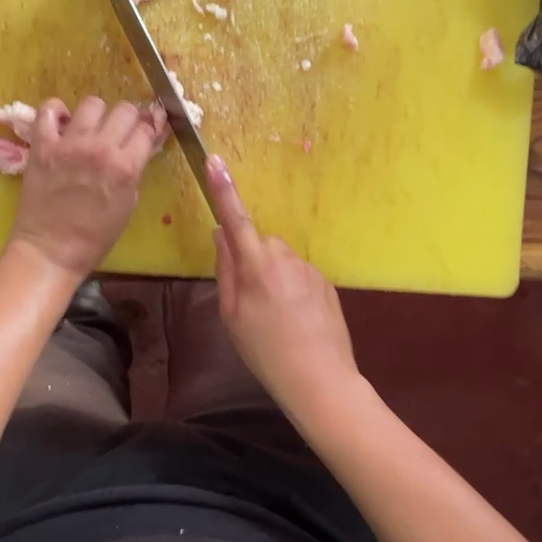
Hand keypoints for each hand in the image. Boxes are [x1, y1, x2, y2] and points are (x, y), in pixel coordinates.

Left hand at [8, 97, 167, 274]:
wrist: (51, 250)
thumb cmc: (95, 236)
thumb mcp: (128, 204)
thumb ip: (134, 170)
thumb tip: (139, 146)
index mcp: (126, 167)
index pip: (146, 129)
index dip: (148, 130)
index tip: (144, 132)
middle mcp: (100, 148)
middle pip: (125, 110)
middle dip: (127, 120)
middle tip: (119, 133)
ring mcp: (69, 144)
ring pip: (92, 104)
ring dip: (96, 115)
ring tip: (90, 129)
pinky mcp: (42, 145)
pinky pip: (48, 110)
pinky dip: (56, 111)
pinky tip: (61, 122)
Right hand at [208, 154, 359, 412]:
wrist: (320, 379)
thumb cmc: (265, 352)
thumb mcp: (232, 316)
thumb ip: (226, 270)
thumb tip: (221, 235)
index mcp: (256, 266)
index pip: (235, 219)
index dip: (223, 190)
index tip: (215, 161)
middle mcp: (285, 258)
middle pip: (259, 243)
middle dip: (252, 260)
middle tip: (248, 302)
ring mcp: (309, 269)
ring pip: (280, 260)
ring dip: (272, 276)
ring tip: (275, 318)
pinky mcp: (326, 282)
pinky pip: (299, 274)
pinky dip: (292, 289)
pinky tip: (295, 320)